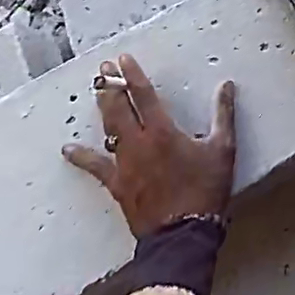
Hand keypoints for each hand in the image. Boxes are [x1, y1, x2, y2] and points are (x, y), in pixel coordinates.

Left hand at [62, 53, 238, 236]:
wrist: (183, 234)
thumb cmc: (205, 191)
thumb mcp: (223, 149)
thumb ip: (223, 114)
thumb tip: (226, 87)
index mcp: (162, 131)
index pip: (143, 94)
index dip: (132, 75)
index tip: (123, 59)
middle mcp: (138, 143)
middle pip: (119, 107)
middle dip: (110, 85)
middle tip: (103, 69)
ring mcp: (125, 164)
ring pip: (108, 129)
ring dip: (102, 107)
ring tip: (96, 90)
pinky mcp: (118, 185)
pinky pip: (96, 168)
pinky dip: (82, 157)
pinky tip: (68, 149)